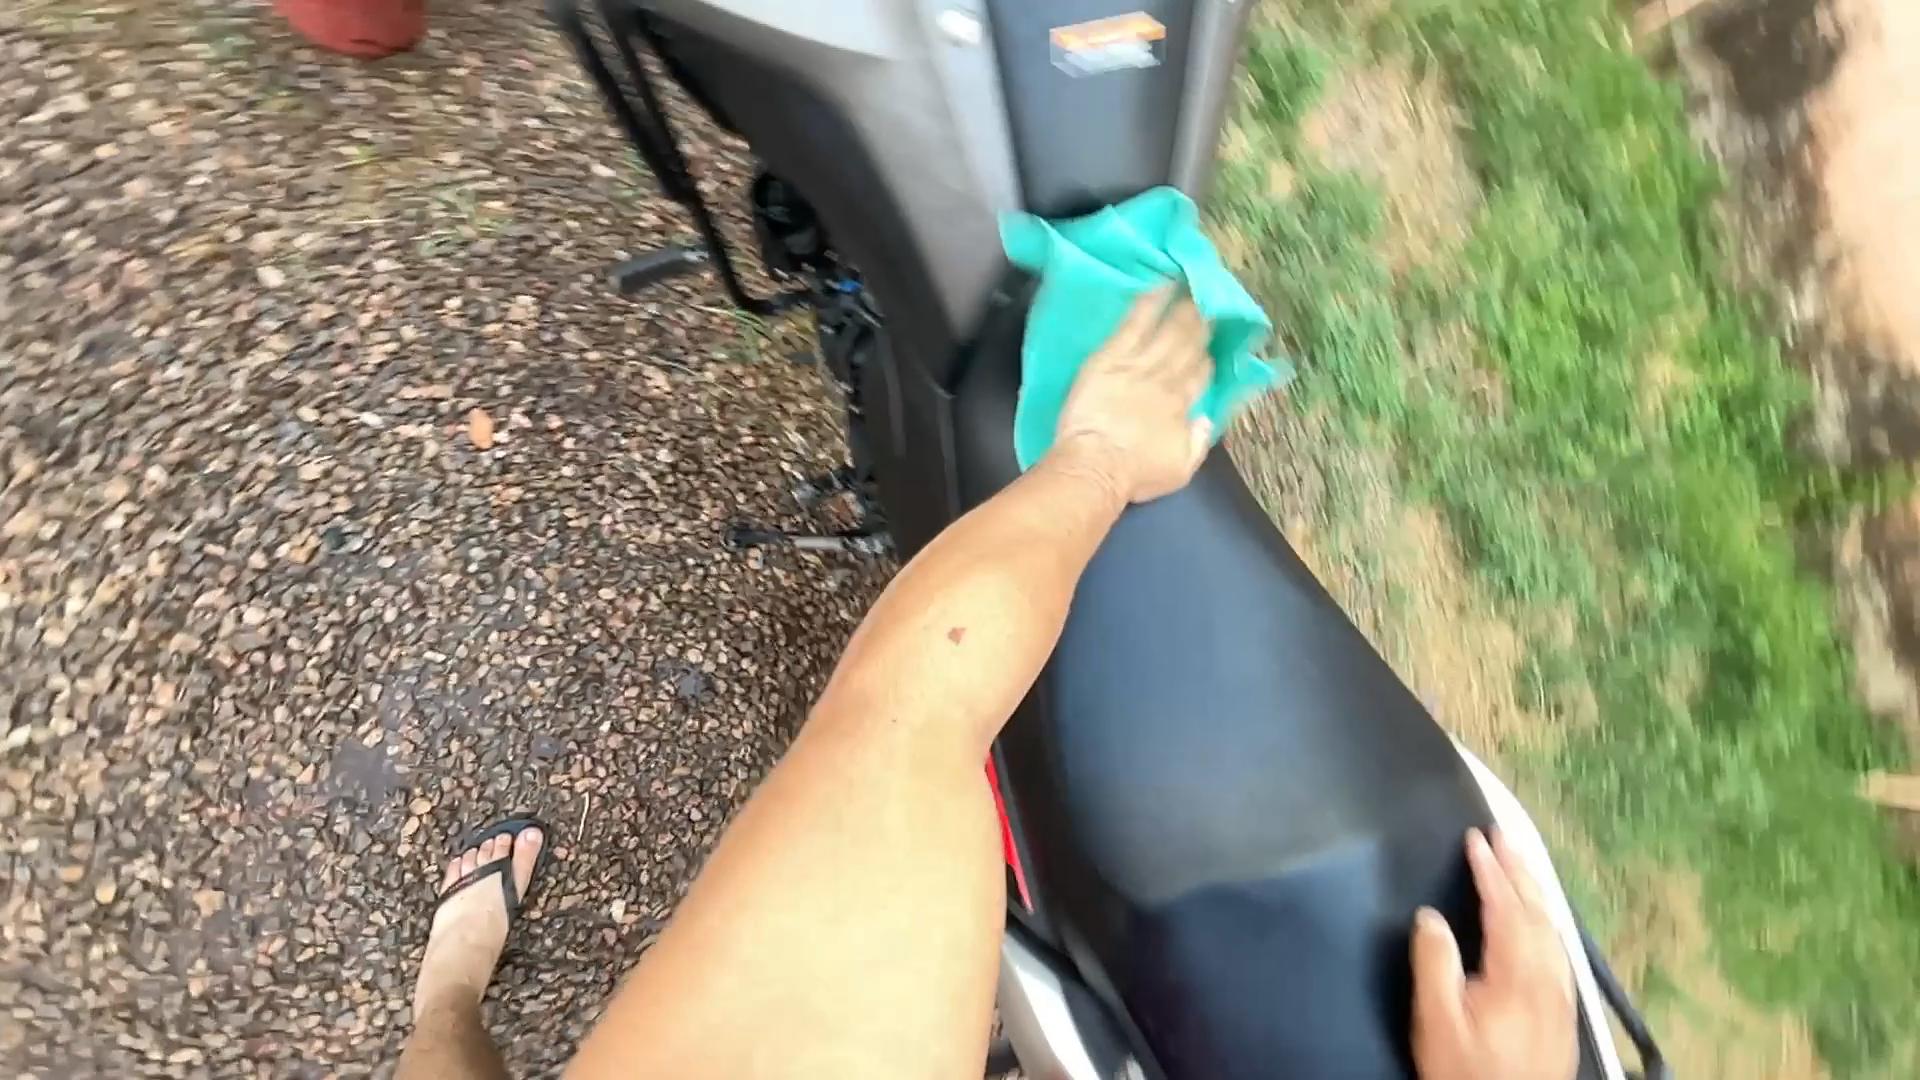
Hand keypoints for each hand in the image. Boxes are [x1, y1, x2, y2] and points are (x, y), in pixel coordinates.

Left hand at [1049, 289, 1214, 504]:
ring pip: (1166, 330)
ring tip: (1192, 286)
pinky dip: (1148, 305)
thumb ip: (1197, 441)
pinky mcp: (1110, 359)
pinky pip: (1132, 325)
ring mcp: (1137, 366)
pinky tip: (1159, 287)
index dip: (1207, 359)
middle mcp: (1164, 380)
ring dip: (1182, 307)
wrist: (1095, 466)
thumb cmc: (1134, 474)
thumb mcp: (1180, 468)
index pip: (1201, 375)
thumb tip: (1206, 419)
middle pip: (1188, 346)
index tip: (1213, 346)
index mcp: (1181, 406)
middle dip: (1202, 323)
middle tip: (1211, 301)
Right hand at [1411, 829, 1578, 1079]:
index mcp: (1517, 979)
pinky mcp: (1561, 1014)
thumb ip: (1435, 963)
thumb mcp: (1436, 1018)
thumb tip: (1430, 916)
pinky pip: (1557, 950)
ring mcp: (1559, 1000)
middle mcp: (1547, 984)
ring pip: (1552, 932)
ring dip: (1534, 891)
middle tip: (1501, 834)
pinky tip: (1538, 917)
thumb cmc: (1462, 1068)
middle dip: (1518, 871)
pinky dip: (1544, 920)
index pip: (1506, 911)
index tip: (1475, 838)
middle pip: (1537, 915)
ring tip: (1518, 861)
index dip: (1490, 872)